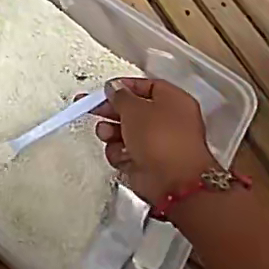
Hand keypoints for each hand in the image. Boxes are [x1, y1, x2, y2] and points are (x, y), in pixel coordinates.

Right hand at [95, 77, 217, 204]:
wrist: (173, 182)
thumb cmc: (162, 140)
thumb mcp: (135, 108)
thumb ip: (120, 95)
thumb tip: (114, 89)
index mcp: (174, 101)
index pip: (147, 86)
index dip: (125, 86)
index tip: (107, 89)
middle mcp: (168, 121)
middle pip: (134, 110)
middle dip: (112, 111)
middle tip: (94, 108)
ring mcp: (158, 144)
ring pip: (126, 133)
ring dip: (111, 133)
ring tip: (106, 133)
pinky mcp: (148, 164)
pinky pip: (126, 154)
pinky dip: (120, 154)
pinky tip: (123, 155)